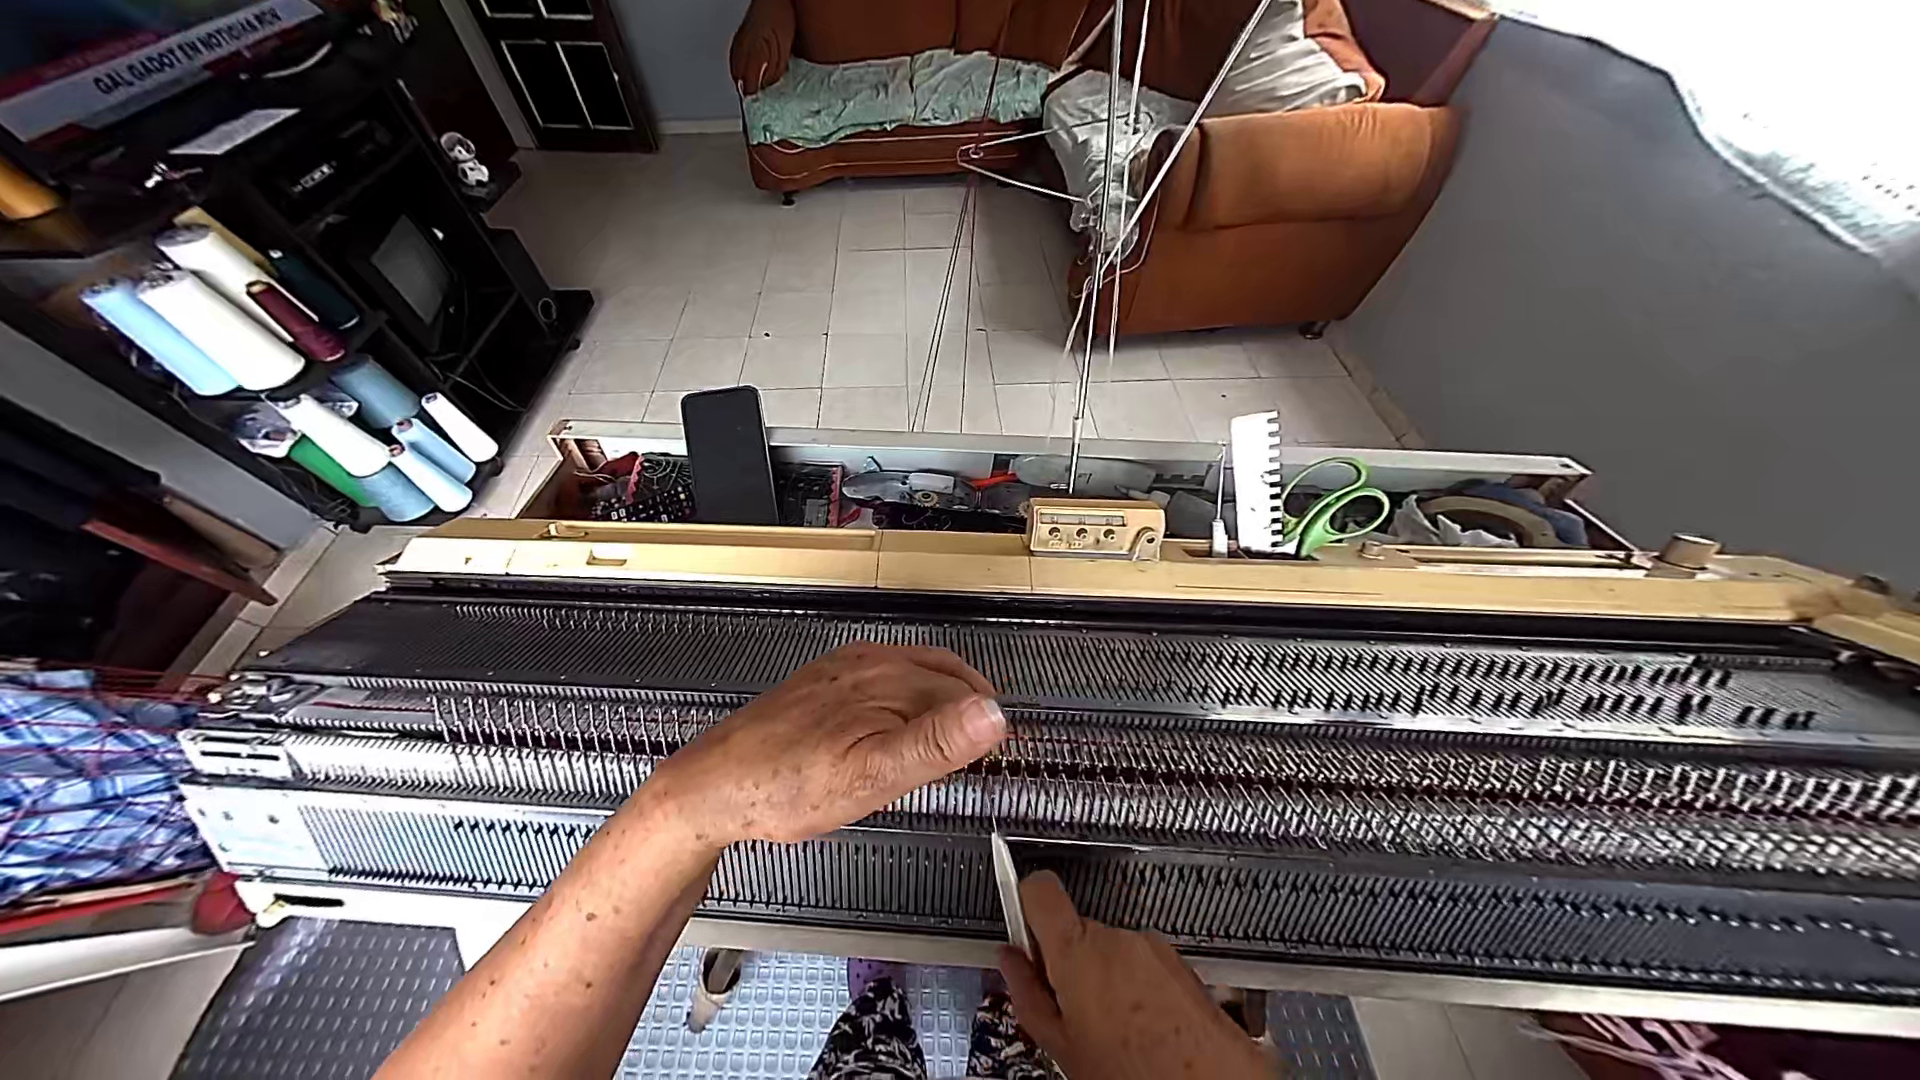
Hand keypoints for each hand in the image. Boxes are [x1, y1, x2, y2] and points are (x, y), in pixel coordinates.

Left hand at [645, 643, 1004, 846]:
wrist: (711, 787)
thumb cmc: (782, 787)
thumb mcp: (870, 776)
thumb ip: (935, 743)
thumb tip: (991, 714)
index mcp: (886, 678)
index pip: (963, 692)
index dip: (988, 726)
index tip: (1001, 755)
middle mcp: (867, 663)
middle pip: (944, 678)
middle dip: (970, 709)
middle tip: (983, 751)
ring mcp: (844, 670)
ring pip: (916, 675)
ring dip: (943, 702)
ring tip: (953, 740)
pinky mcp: (826, 683)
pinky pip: (885, 680)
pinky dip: (911, 699)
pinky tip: (901, 726)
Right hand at [1000, 872, 1271, 1079]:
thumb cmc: (1133, 1074)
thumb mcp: (1062, 1047)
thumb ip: (1027, 993)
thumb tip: (1008, 958)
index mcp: (1078, 950)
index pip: (1040, 888)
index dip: (1026, 899)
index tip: (1024, 924)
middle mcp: (1115, 936)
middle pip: (1076, 929)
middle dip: (1071, 961)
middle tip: (1075, 1011)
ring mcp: (1150, 945)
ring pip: (1110, 949)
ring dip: (1107, 977)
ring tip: (1117, 1029)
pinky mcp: (1179, 960)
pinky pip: (1142, 961)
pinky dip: (1138, 985)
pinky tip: (1145, 1028)